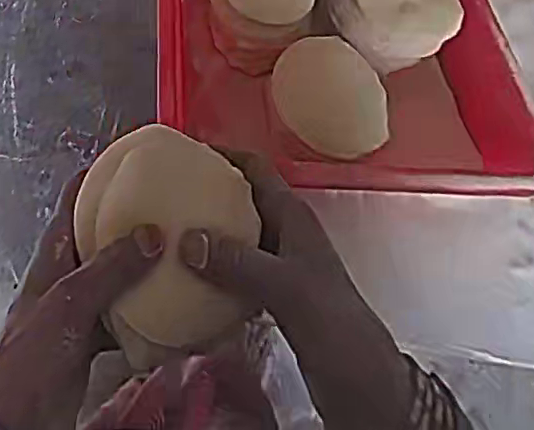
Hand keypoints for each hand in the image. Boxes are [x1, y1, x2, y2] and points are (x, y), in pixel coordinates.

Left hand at [0, 169, 162, 429]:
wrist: (15, 419)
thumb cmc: (26, 356)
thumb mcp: (67, 305)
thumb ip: (107, 270)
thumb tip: (150, 235)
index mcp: (56, 248)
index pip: (78, 192)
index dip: (102, 168)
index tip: (135, 154)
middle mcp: (72, 266)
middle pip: (106, 227)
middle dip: (135, 213)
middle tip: (171, 201)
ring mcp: (85, 299)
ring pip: (121, 266)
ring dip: (146, 258)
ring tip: (179, 246)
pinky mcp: (97, 330)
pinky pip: (130, 306)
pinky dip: (149, 301)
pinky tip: (172, 301)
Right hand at [178, 151, 413, 429]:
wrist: (364, 382)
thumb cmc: (333, 322)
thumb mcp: (286, 288)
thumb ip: (239, 262)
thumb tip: (188, 238)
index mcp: (292, 216)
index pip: (256, 169)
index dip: (226, 154)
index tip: (188, 152)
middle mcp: (285, 232)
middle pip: (243, 198)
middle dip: (209, 192)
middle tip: (169, 195)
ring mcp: (280, 263)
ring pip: (238, 234)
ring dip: (209, 232)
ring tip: (171, 234)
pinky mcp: (274, 294)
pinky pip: (236, 269)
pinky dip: (214, 268)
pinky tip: (190, 280)